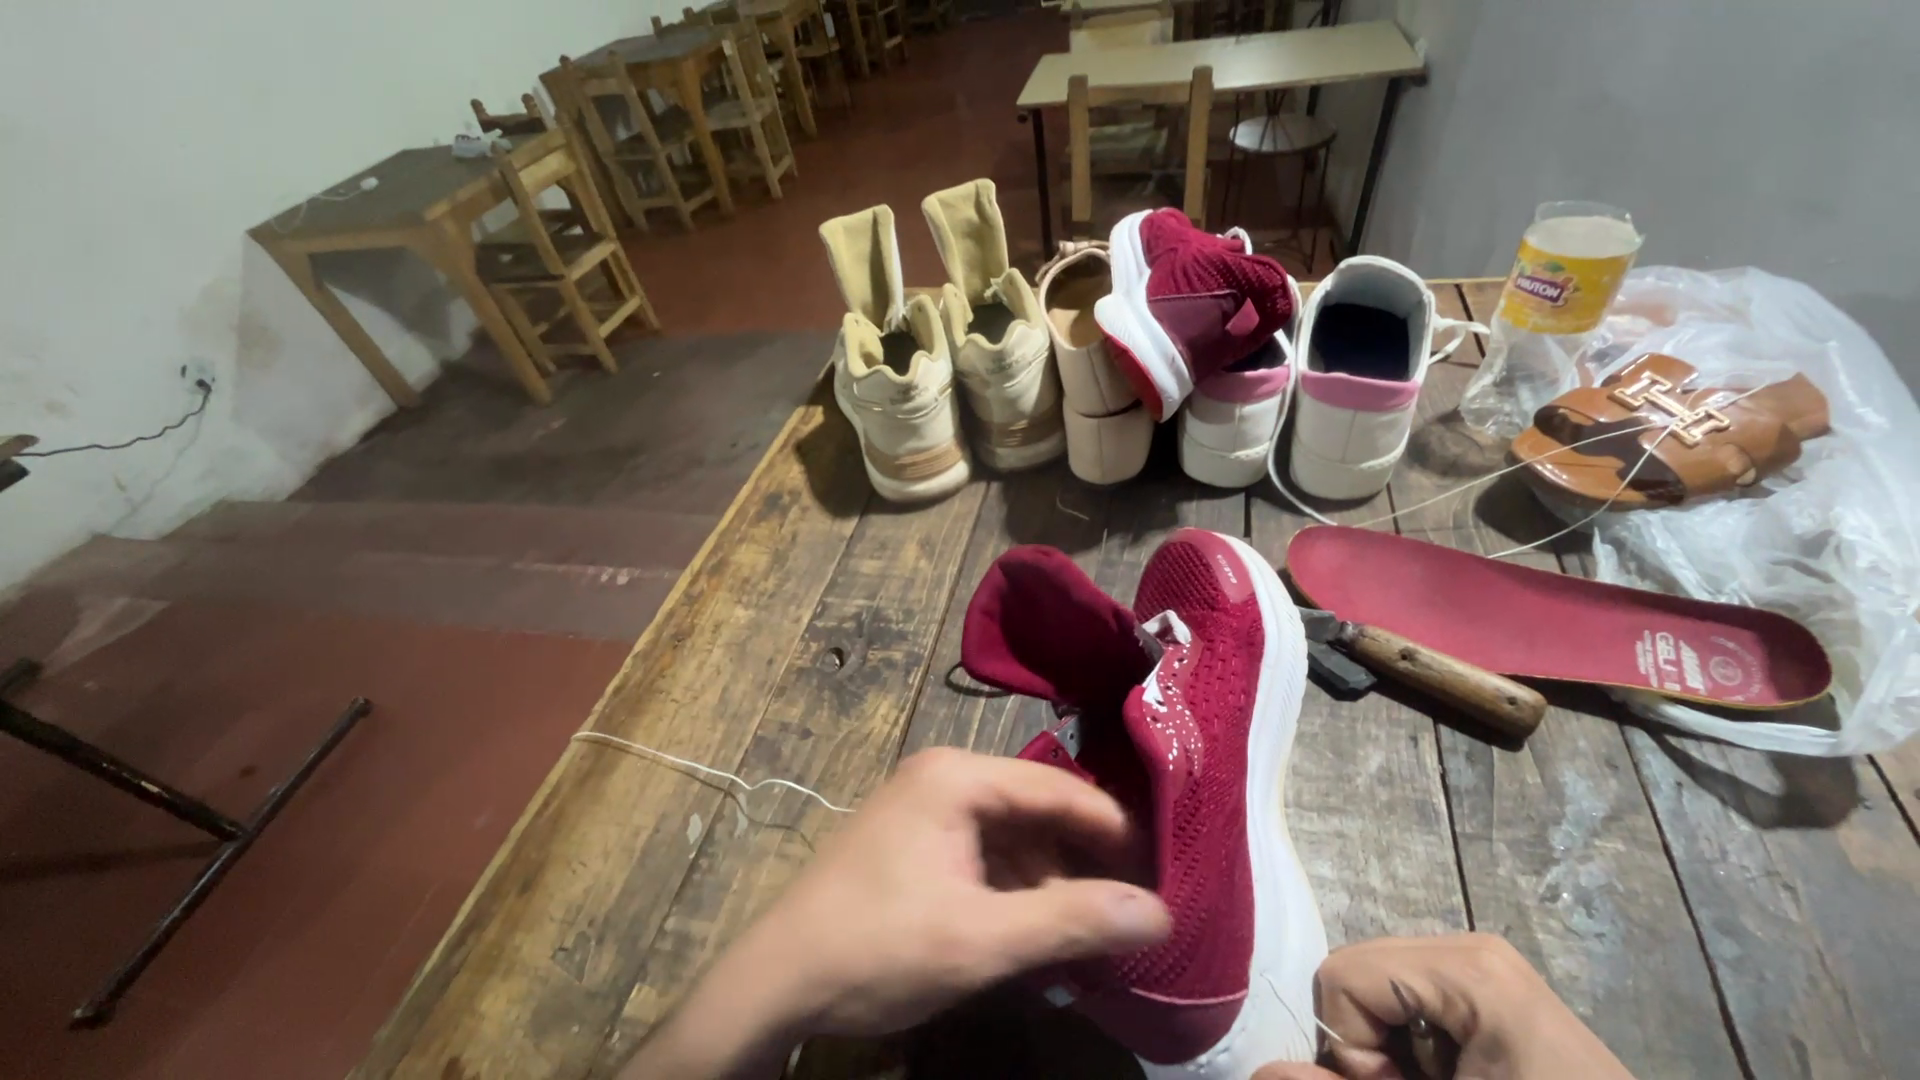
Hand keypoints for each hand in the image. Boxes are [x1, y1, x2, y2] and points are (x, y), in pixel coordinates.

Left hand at [625, 748, 1170, 1079]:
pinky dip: (1013, 890)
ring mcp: (923, 807)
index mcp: (956, 777)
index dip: (1112, 830)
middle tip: (1130, 909)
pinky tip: (1035, 933)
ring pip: (1011, 836)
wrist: (774, 983)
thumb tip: (1160, 912)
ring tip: (1087, 932)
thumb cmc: (878, 948)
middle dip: (1080, 861)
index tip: (1160, 873)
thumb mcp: (981, 939)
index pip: (1058, 789)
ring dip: (1048, 882)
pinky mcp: (913, 841)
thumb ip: (1071, 921)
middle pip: (1035, 809)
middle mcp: (942, 777)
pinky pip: (982, 854)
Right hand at [1253, 934, 1633, 1079]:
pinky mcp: (1488, 984)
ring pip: (1374, 985)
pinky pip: (1406, 995)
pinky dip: (1407, 1041)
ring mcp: (1482, 961)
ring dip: (1383, 1046)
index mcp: (1469, 970)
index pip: (1343, 976)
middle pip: (1355, 973)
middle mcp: (1470, 947)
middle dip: (1365, 1045)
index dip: (1351, 1047)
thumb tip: (1259, 1071)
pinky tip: (1449, 1076)